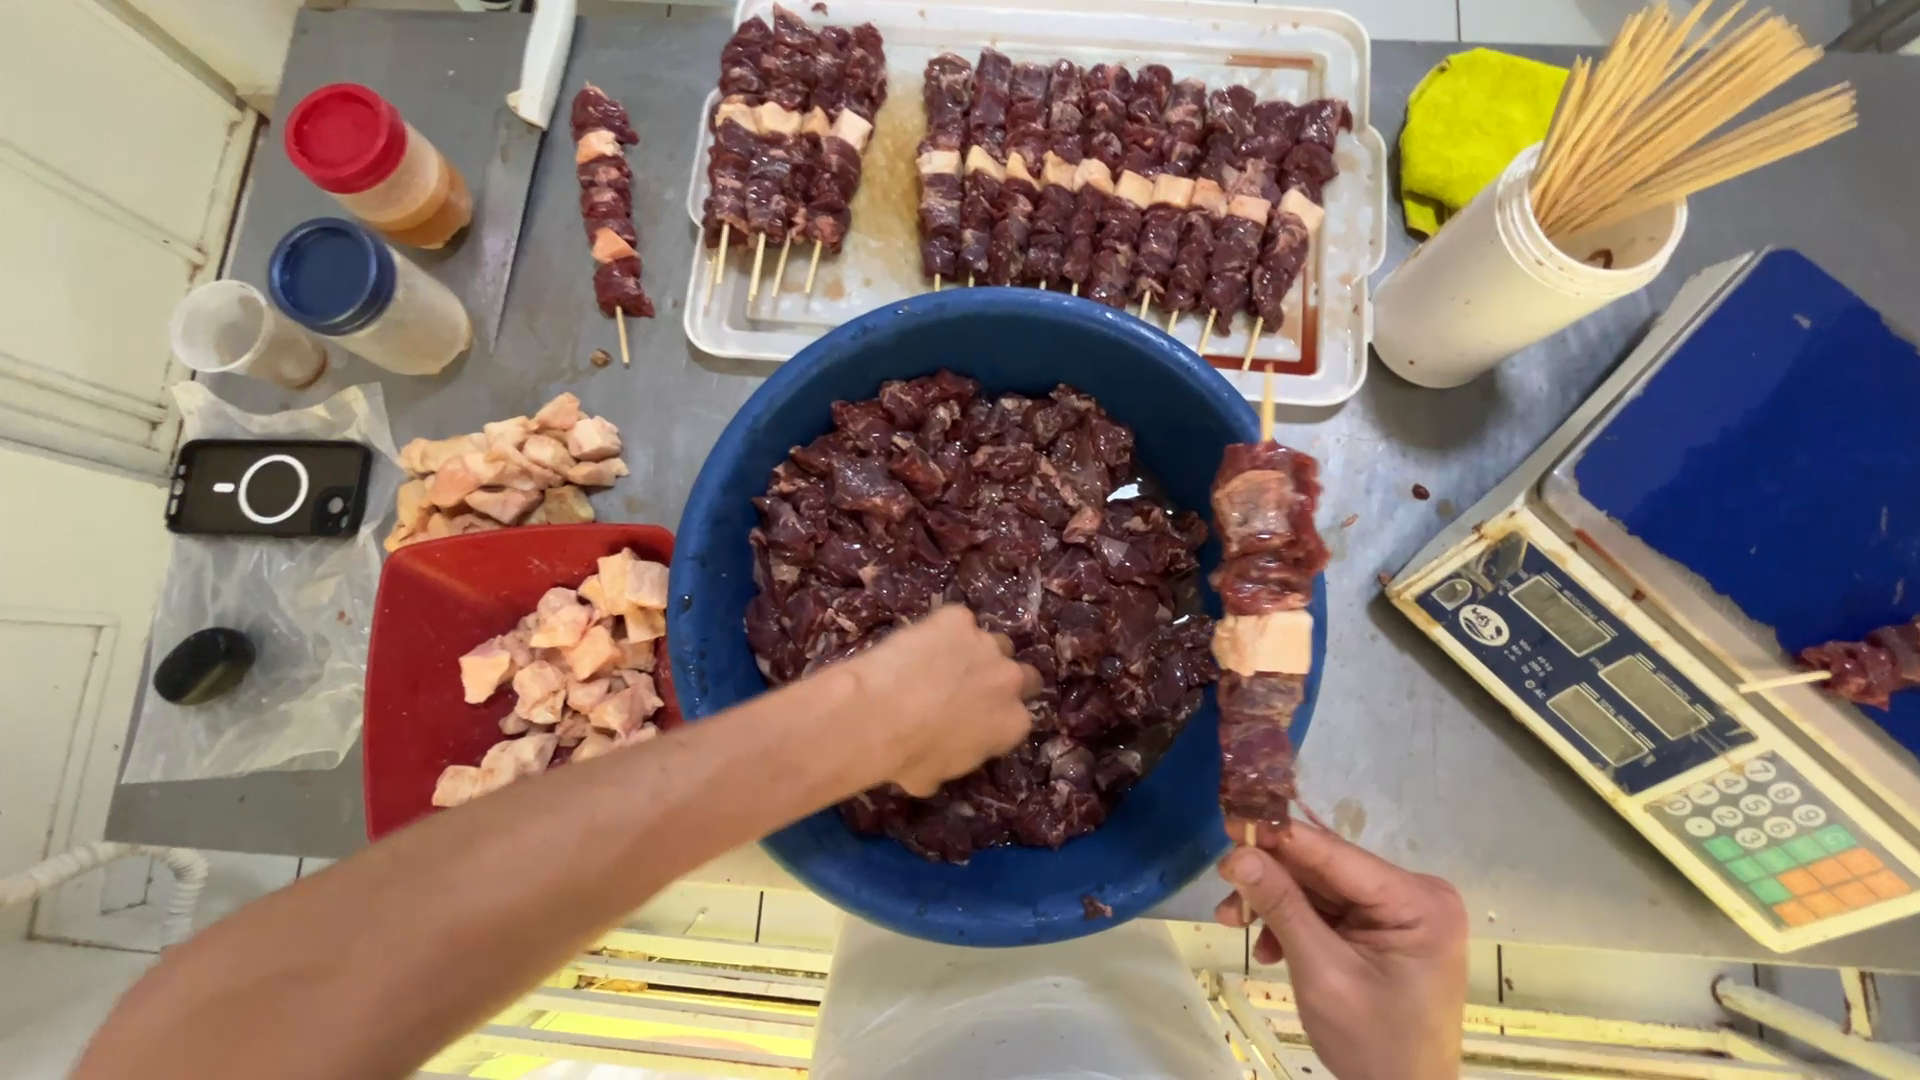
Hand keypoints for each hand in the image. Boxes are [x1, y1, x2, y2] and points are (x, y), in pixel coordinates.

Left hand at [836, 605, 1039, 795]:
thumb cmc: (907, 756)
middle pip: (1021, 674)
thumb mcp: (935, 776)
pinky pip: (956, 619)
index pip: (1017, 717)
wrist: (877, 714)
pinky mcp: (957, 618)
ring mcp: (985, 643)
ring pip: (992, 642)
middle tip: (970, 686)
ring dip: (974, 651)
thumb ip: (956, 758)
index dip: (996, 716)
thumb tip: (942, 757)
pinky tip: (918, 642)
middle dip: (1001, 679)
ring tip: (940, 660)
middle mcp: (1009, 679)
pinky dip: (940, 630)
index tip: (976, 718)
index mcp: (1012, 724)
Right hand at [1215, 822, 1466, 1079]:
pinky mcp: (1379, 929)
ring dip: (1272, 902)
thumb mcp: (1322, 971)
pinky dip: (1289, 922)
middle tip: (1222, 881)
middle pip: (1321, 868)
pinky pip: (1323, 909)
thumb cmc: (1374, 1045)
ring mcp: (1395, 912)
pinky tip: (1266, 946)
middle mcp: (1412, 895)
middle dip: (1269, 878)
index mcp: (1417, 900)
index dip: (1277, 835)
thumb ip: (1281, 905)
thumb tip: (1237, 853)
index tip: (1229, 821)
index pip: (1333, 852)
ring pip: (1315, 887)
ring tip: (1232, 921)